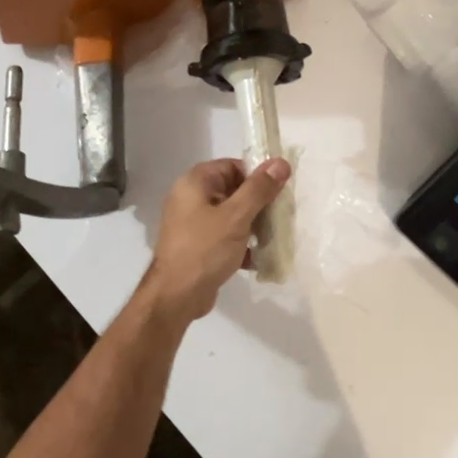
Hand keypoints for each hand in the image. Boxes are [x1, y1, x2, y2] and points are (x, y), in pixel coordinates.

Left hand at [141, 158, 290, 322]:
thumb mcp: (236, 216)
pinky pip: (224, 237)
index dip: (255, 177)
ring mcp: (192, 224)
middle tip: (281, 216)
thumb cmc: (205, 248)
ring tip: (274, 237)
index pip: (231, 167)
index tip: (278, 191)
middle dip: (257, 204)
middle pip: (232, 191)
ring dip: (252, 226)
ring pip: (230, 216)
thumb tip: (280, 162)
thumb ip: (259, 189)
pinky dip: (240, 244)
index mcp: (194, 183)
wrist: (176, 295)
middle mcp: (190, 198)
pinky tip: (259, 258)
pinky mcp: (197, 246)